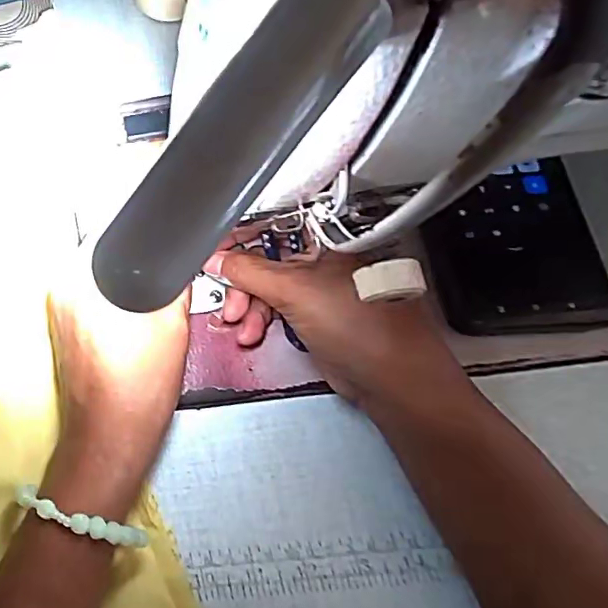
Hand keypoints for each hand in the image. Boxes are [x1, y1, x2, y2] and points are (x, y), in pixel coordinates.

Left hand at [46, 255, 189, 512]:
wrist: (113, 438)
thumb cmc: (132, 395)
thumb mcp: (172, 322)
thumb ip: (173, 277)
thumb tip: (177, 257)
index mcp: (79, 280)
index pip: (112, 228)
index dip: (146, 235)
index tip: (159, 254)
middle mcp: (60, 293)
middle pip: (108, 254)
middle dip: (137, 268)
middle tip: (155, 302)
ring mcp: (59, 314)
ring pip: (103, 282)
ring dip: (126, 292)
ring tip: (143, 328)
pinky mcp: (66, 332)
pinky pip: (96, 307)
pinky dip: (116, 315)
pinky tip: (132, 342)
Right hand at [203, 239, 467, 413]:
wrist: (389, 378)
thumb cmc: (367, 329)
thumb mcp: (295, 291)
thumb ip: (250, 272)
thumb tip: (220, 259)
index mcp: (325, 241)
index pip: (273, 229)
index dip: (242, 242)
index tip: (217, 258)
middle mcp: (322, 262)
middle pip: (265, 262)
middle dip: (242, 286)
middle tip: (230, 303)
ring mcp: (318, 292)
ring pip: (268, 290)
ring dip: (249, 309)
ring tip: (244, 327)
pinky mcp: (313, 319)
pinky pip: (276, 312)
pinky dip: (261, 322)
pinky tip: (255, 334)